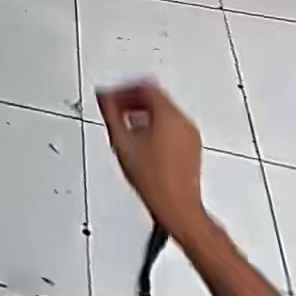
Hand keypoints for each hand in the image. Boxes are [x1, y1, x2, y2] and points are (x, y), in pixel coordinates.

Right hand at [96, 79, 211, 240]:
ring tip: (125, 124)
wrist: (177, 207)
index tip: (111, 96)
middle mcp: (183, 123)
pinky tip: (141, 139)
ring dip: (142, 112)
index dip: (123, 88)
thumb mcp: (121, 141)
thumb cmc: (154, 180)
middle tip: (116, 106)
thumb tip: (104, 97)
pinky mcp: (192, 148)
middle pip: (155, 97)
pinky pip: (172, 125)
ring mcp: (190, 136)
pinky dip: (155, 124)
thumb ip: (110, 113)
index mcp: (167, 116)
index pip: (145, 87)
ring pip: (164, 111)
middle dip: (131, 99)